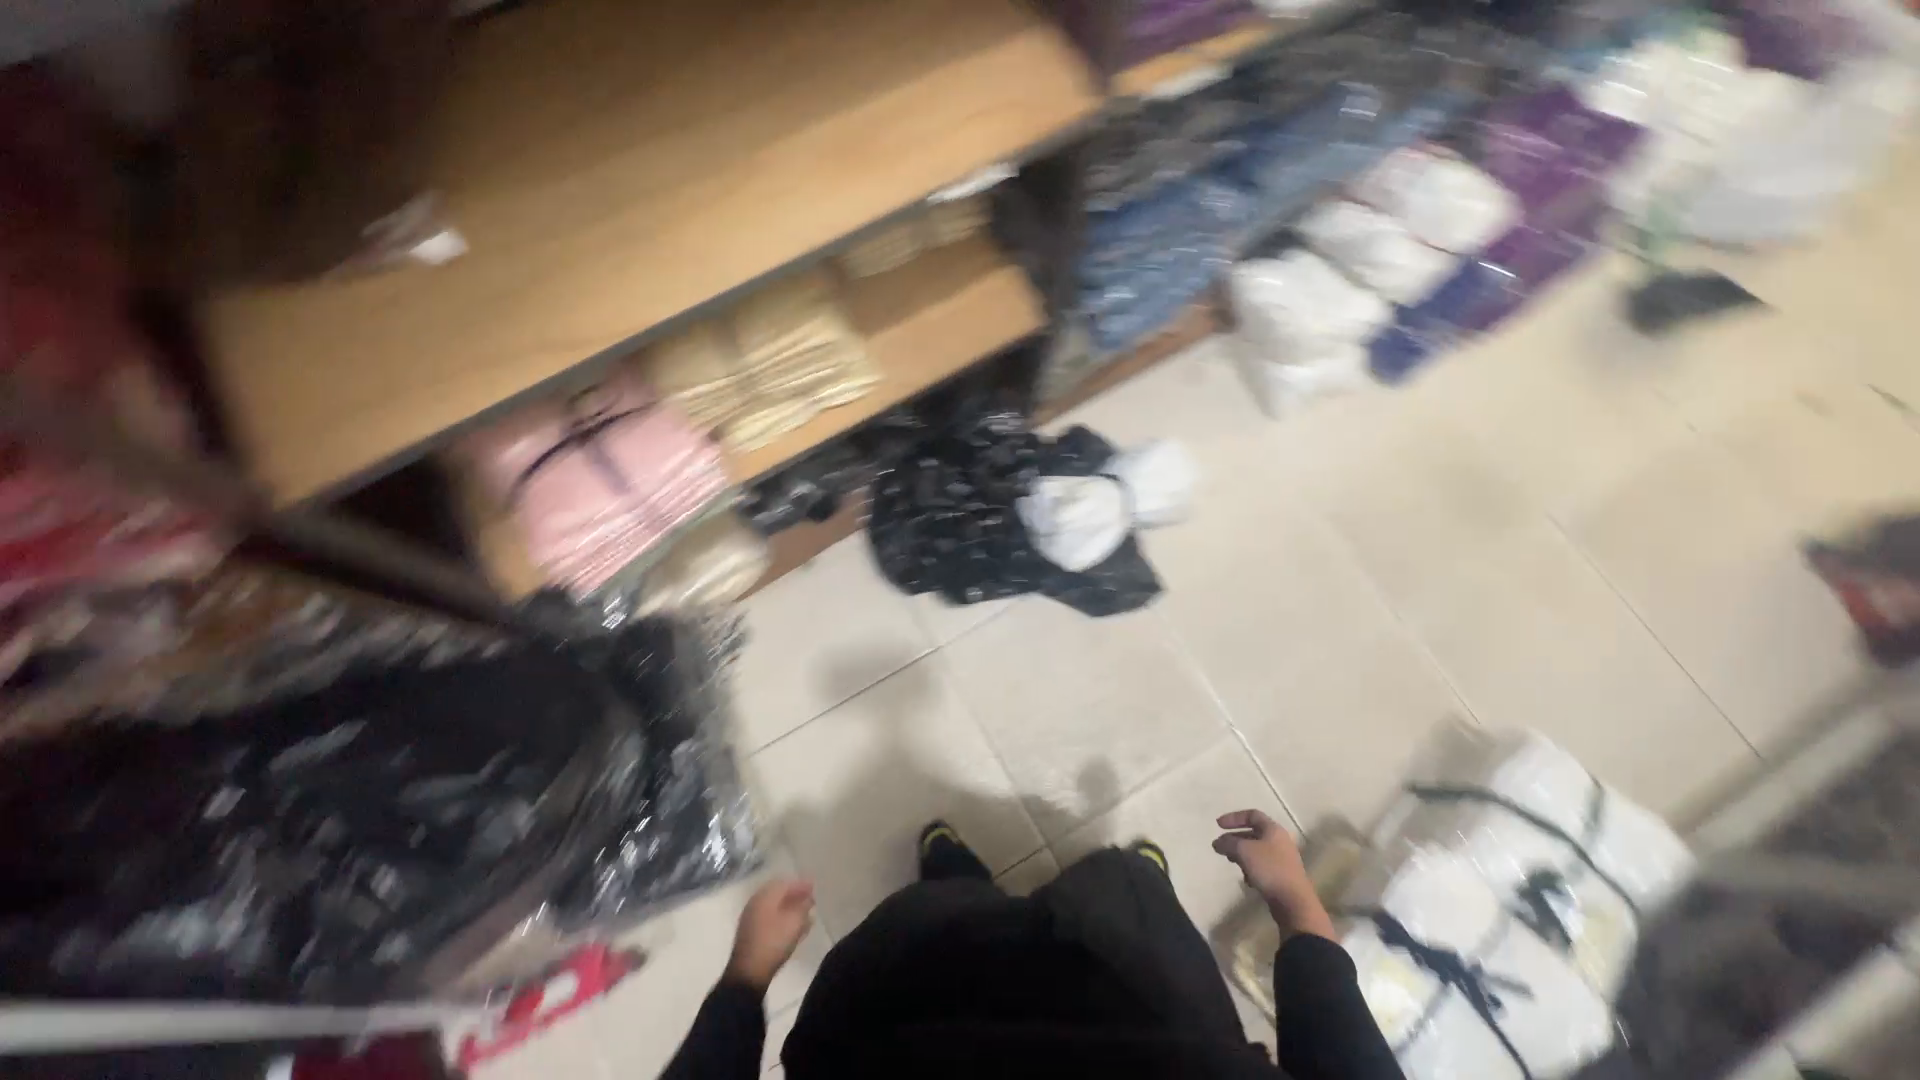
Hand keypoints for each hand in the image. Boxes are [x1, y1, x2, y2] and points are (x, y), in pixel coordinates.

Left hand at [726, 879, 814, 993]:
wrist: (749, 973)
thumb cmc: (774, 942)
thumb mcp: (795, 922)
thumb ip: (803, 906)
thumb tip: (807, 898)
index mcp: (765, 896)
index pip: (784, 883)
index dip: (801, 884)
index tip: (814, 887)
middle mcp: (755, 904)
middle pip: (778, 894)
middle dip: (795, 896)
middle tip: (810, 900)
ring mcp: (751, 920)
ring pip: (774, 908)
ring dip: (790, 909)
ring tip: (806, 915)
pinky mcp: (751, 935)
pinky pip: (770, 920)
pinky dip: (783, 920)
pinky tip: (794, 929)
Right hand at [1212, 810, 1335, 940]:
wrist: (1293, 901)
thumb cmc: (1269, 869)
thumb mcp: (1244, 851)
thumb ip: (1228, 843)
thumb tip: (1217, 842)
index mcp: (1273, 830)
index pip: (1252, 815)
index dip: (1234, 818)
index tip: (1218, 826)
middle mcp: (1280, 841)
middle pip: (1253, 833)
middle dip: (1235, 838)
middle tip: (1221, 847)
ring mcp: (1282, 859)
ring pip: (1256, 850)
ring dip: (1241, 854)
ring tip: (1231, 861)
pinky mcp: (1282, 875)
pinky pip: (1262, 865)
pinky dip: (1251, 867)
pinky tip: (1246, 879)